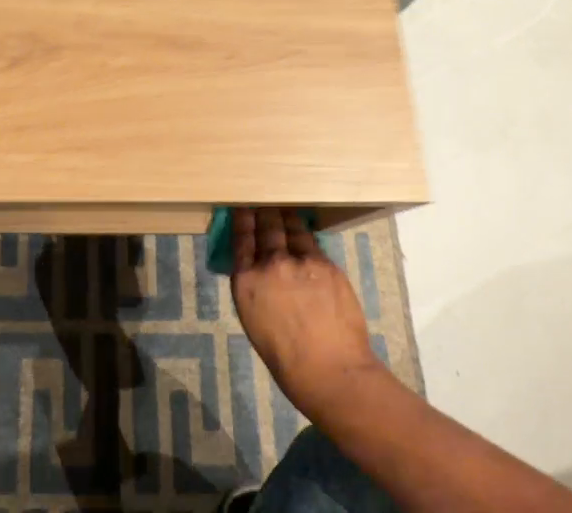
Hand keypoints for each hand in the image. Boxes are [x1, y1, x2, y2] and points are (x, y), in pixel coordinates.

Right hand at [231, 208, 383, 421]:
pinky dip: (308, 238)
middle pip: (266, 227)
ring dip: (287, 218)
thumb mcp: (255, 319)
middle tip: (265, 202)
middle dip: (265, 212)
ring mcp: (300, 261)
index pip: (241, 240)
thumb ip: (256, 289)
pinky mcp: (326, 264)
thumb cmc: (286, 359)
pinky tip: (307, 233)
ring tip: (285, 209)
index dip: (242, 220)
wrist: (330, 370)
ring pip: (292, 230)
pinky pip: (314, 245)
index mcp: (246, 282)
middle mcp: (270, 264)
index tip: (243, 207)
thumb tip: (261, 273)